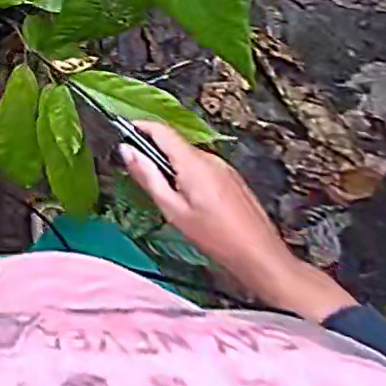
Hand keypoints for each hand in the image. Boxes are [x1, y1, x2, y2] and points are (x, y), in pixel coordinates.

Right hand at [122, 121, 355, 321]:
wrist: (264, 259)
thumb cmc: (216, 237)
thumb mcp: (172, 208)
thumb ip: (147, 175)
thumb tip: (126, 150)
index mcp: (193, 163)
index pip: (161, 129)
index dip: (138, 126)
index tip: (122, 130)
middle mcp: (211, 160)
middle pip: (174, 143)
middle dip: (153, 151)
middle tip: (140, 172)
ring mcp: (225, 169)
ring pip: (188, 155)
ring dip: (171, 164)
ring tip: (167, 192)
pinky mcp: (233, 179)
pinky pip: (203, 166)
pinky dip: (188, 173)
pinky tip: (190, 199)